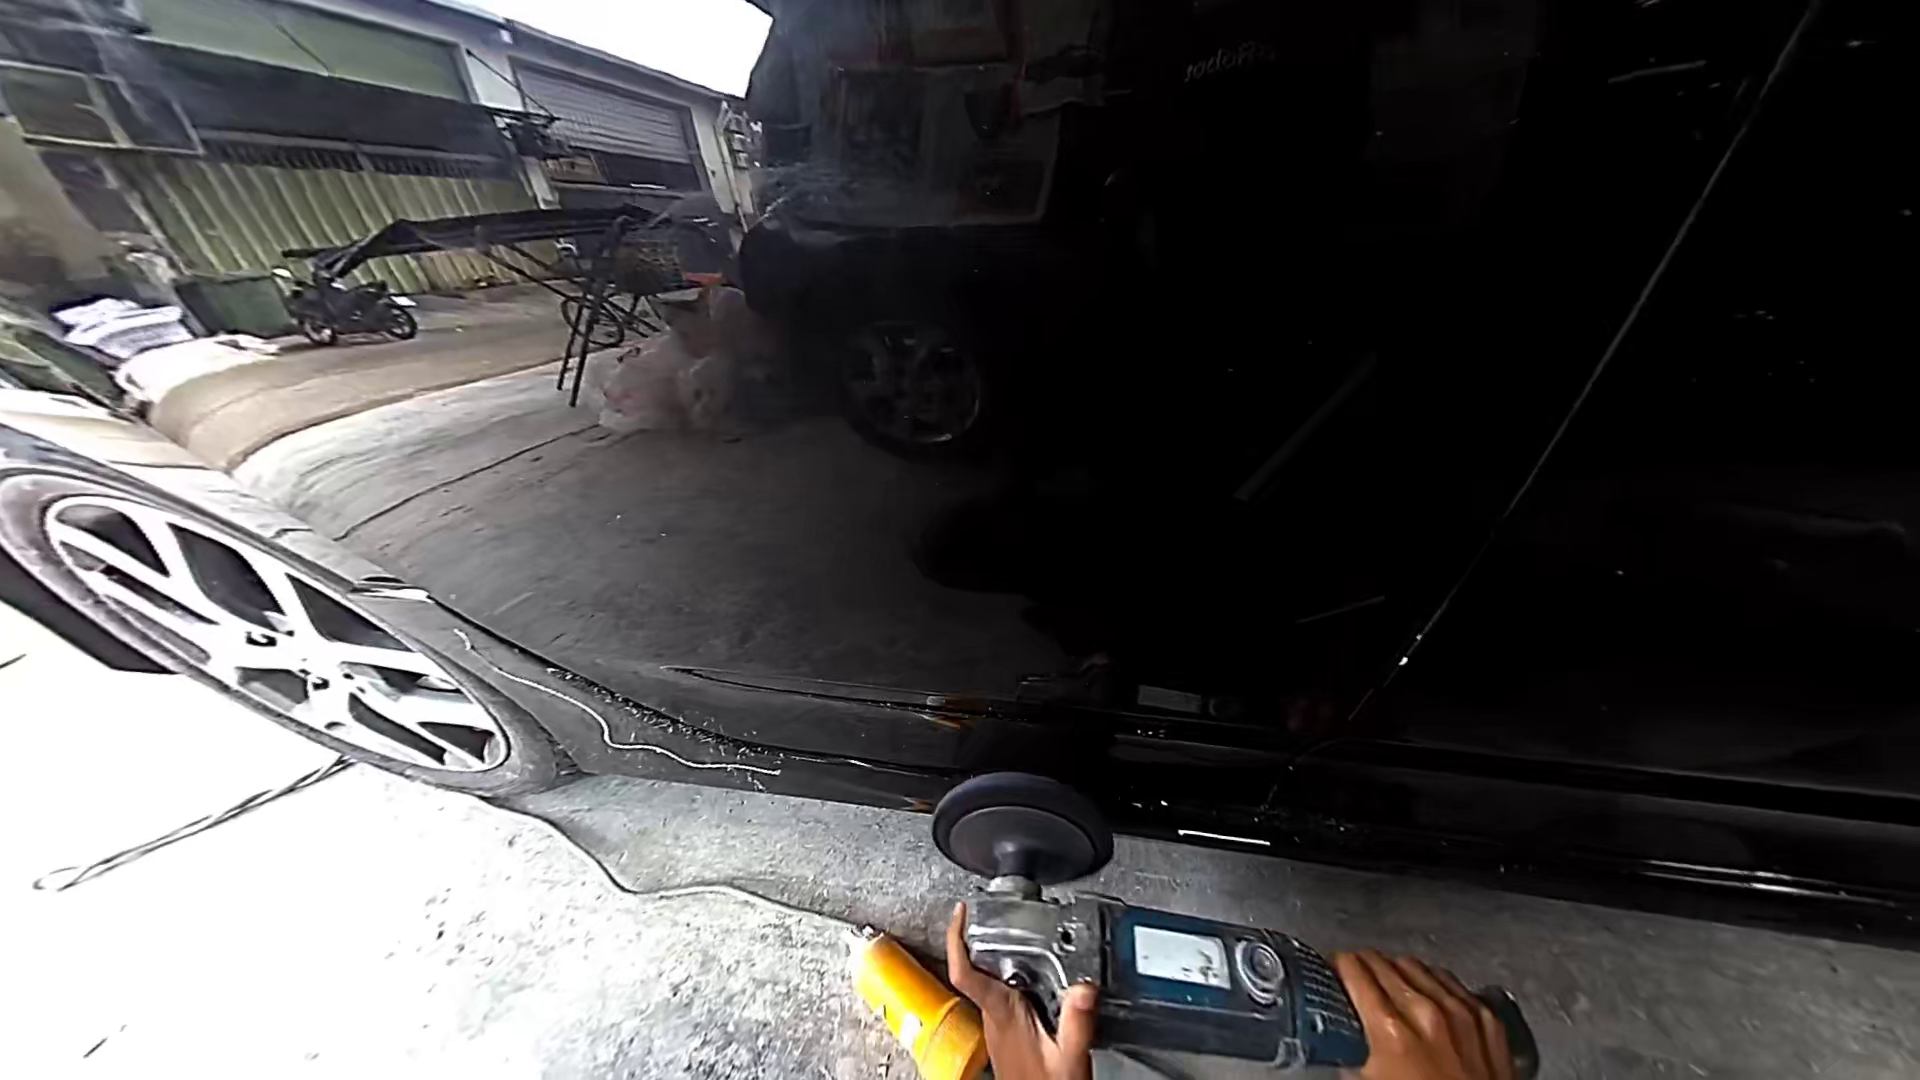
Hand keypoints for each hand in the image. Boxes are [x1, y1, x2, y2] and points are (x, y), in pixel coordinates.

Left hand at [946, 902, 1098, 1079]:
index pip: (963, 972)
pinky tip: (1034, 970)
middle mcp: (993, 1015)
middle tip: (993, 909)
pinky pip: (1002, 991)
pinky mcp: (1008, 1031)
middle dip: (979, 935)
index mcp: (1000, 1013)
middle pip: (974, 967)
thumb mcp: (1069, 1059)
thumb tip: (1083, 986)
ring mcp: (998, 1024)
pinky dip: (1012, 973)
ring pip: (988, 978)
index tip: (961, 910)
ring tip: (1015, 929)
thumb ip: (1076, 1023)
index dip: (956, 938)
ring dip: (996, 953)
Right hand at [1332, 950, 1512, 1079]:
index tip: (1335, 974)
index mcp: (1392, 1030)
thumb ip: (1344, 1045)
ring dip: (1396, 972)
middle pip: (1378, 959)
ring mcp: (1461, 1014)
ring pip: (1411, 962)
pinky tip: (1427, 998)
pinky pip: (1447, 978)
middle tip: (1358, 984)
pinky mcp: (1487, 1019)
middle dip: (1362, 968)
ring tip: (1393, 991)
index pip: (1351, 965)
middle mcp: (1426, 1013)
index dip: (1338, 967)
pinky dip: (1431, 982)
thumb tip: (1328, 1023)